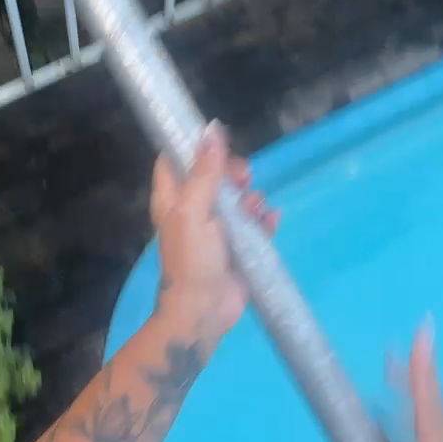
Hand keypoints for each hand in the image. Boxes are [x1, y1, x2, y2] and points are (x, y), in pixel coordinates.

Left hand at [150, 122, 277, 341]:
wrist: (204, 311)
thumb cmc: (192, 259)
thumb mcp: (193, 211)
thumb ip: (204, 172)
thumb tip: (211, 130)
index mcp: (173, 199)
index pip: (174, 159)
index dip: (194, 145)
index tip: (219, 141)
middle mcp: (193, 209)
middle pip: (214, 175)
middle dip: (232, 172)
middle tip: (244, 179)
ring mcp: (217, 228)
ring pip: (237, 198)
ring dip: (251, 197)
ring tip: (255, 208)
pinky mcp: (238, 246)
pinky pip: (255, 223)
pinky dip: (264, 219)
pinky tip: (269, 222)